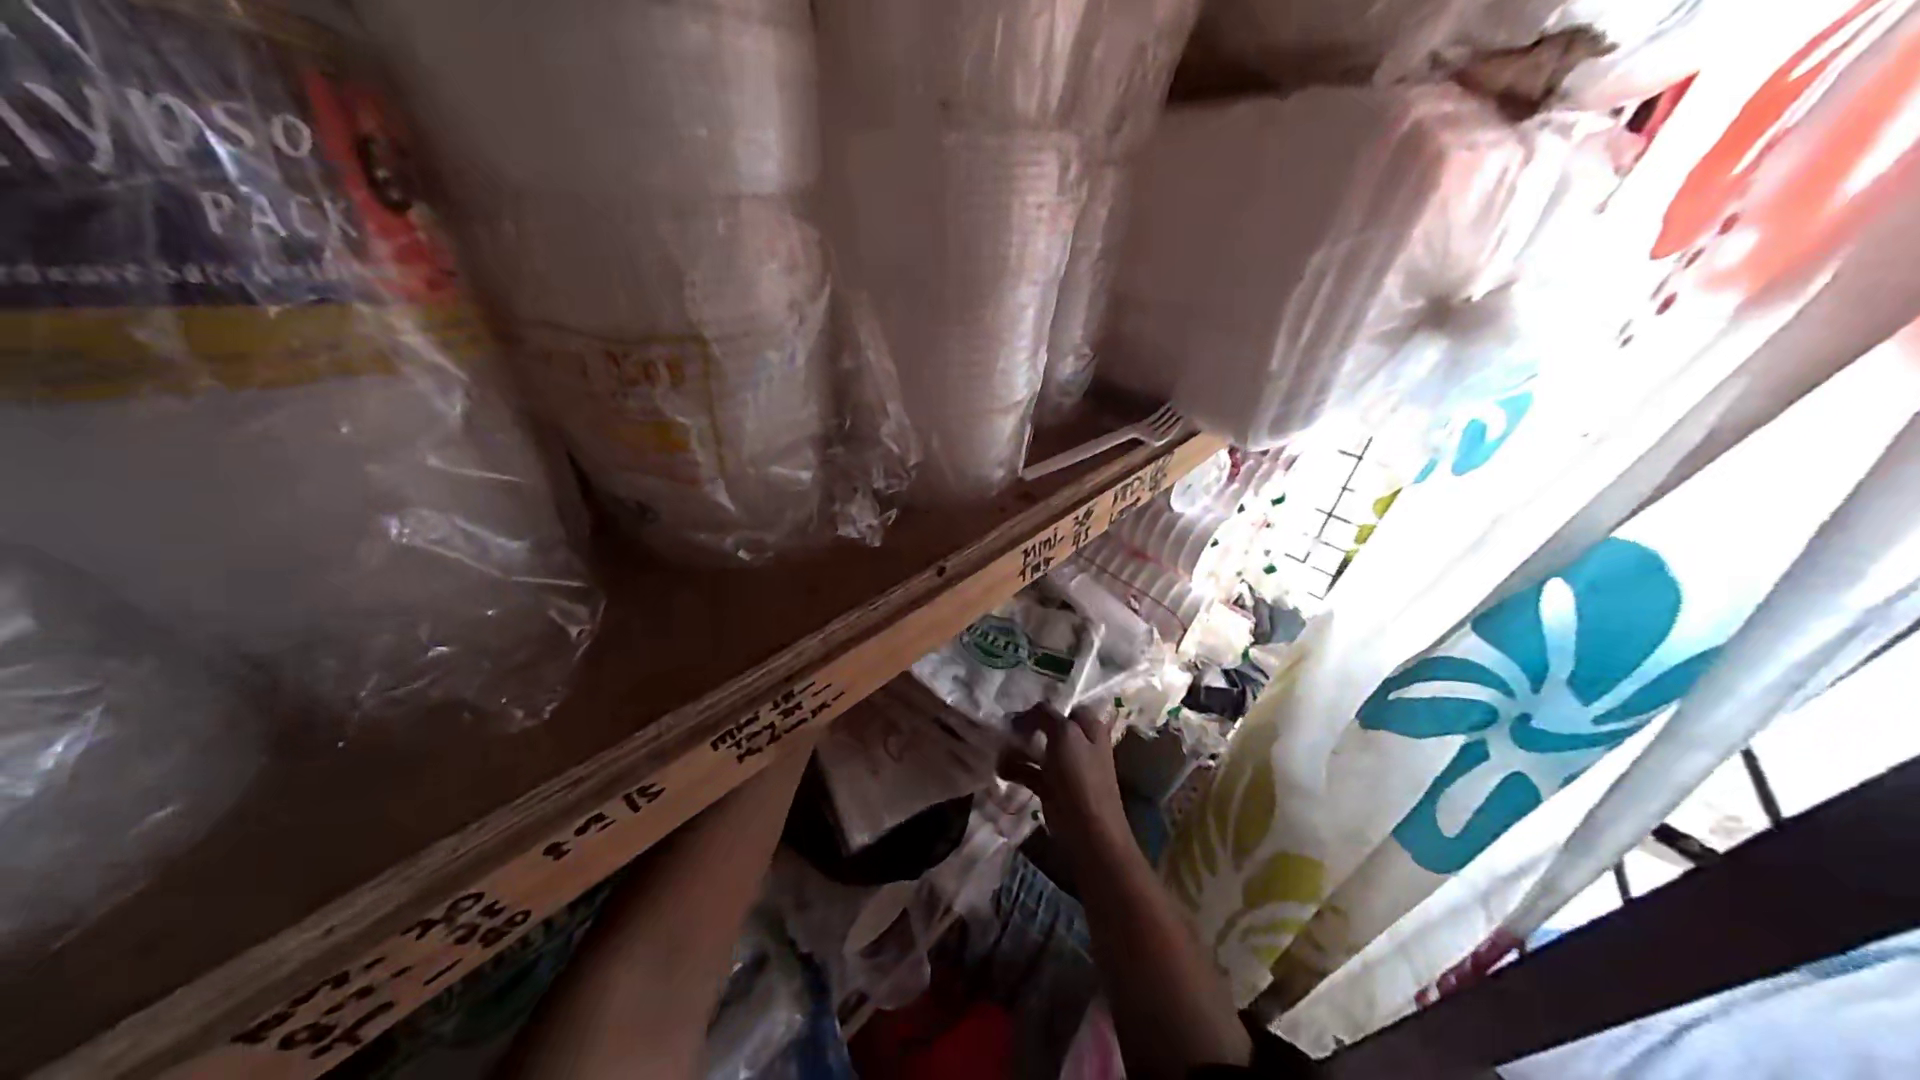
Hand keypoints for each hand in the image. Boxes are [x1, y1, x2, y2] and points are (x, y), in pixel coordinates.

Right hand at [999, 705, 1130, 861]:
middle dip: (1026, 727)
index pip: (1066, 707)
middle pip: (1049, 728)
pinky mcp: (1052, 788)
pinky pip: (1030, 772)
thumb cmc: (1079, 777)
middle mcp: (1079, 744)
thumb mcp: (1065, 735)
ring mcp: (1065, 768)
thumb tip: (1029, 709)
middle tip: (1003, 726)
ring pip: (1037, 750)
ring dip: (1017, 748)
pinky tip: (1000, 769)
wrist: (1087, 830)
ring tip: (997, 747)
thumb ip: (1046, 715)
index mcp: (1089, 728)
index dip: (1044, 707)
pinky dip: (1016, 769)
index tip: (1019, 707)